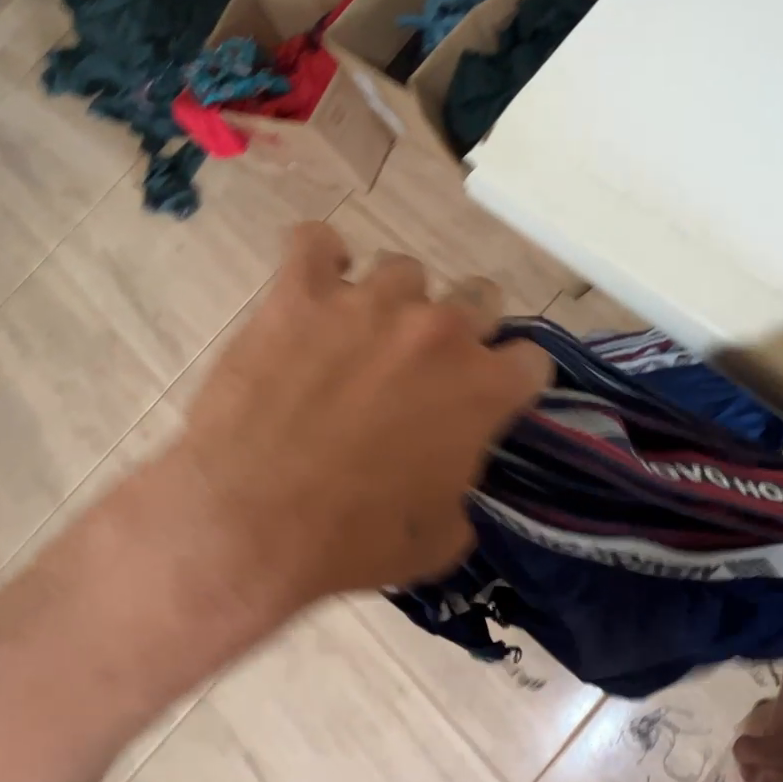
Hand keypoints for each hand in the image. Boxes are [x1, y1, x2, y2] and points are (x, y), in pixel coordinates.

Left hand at [161, 223, 550, 609]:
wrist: (251, 524)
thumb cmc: (355, 539)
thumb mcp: (440, 536)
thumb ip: (463, 488)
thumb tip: (451, 476)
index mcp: (484, 388)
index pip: (531, 359)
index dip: (514, 382)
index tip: (493, 400)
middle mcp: (439, 331)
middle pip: (481, 298)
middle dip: (467, 332)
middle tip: (431, 369)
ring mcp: (368, 303)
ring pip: (406, 270)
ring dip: (397, 301)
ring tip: (368, 334)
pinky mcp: (299, 295)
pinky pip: (316, 242)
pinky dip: (321, 256)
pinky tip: (318, 283)